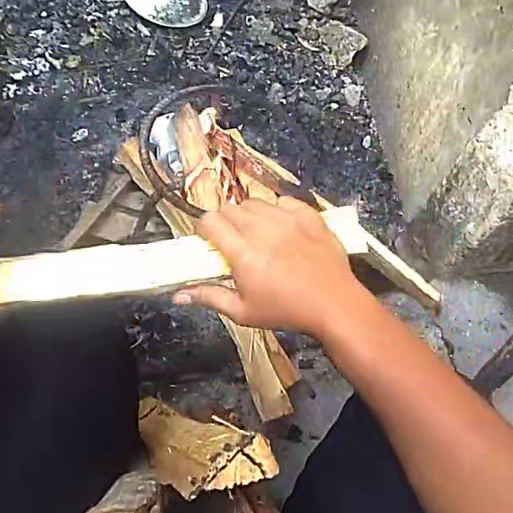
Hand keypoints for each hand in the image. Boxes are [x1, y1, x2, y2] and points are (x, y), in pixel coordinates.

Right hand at [173, 198, 375, 335]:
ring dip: (249, 215)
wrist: (335, 304)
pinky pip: (282, 200)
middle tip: (235, 243)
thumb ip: (209, 297)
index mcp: (243, 253)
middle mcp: (262, 230)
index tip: (211, 243)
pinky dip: (277, 210)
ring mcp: (287, 219)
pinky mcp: (308, 214)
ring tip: (258, 235)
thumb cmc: (287, 310)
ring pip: (254, 202)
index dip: (205, 230)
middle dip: (226, 223)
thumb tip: (178, 296)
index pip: (209, 221)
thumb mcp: (243, 311)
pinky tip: (282, 228)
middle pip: (229, 208)